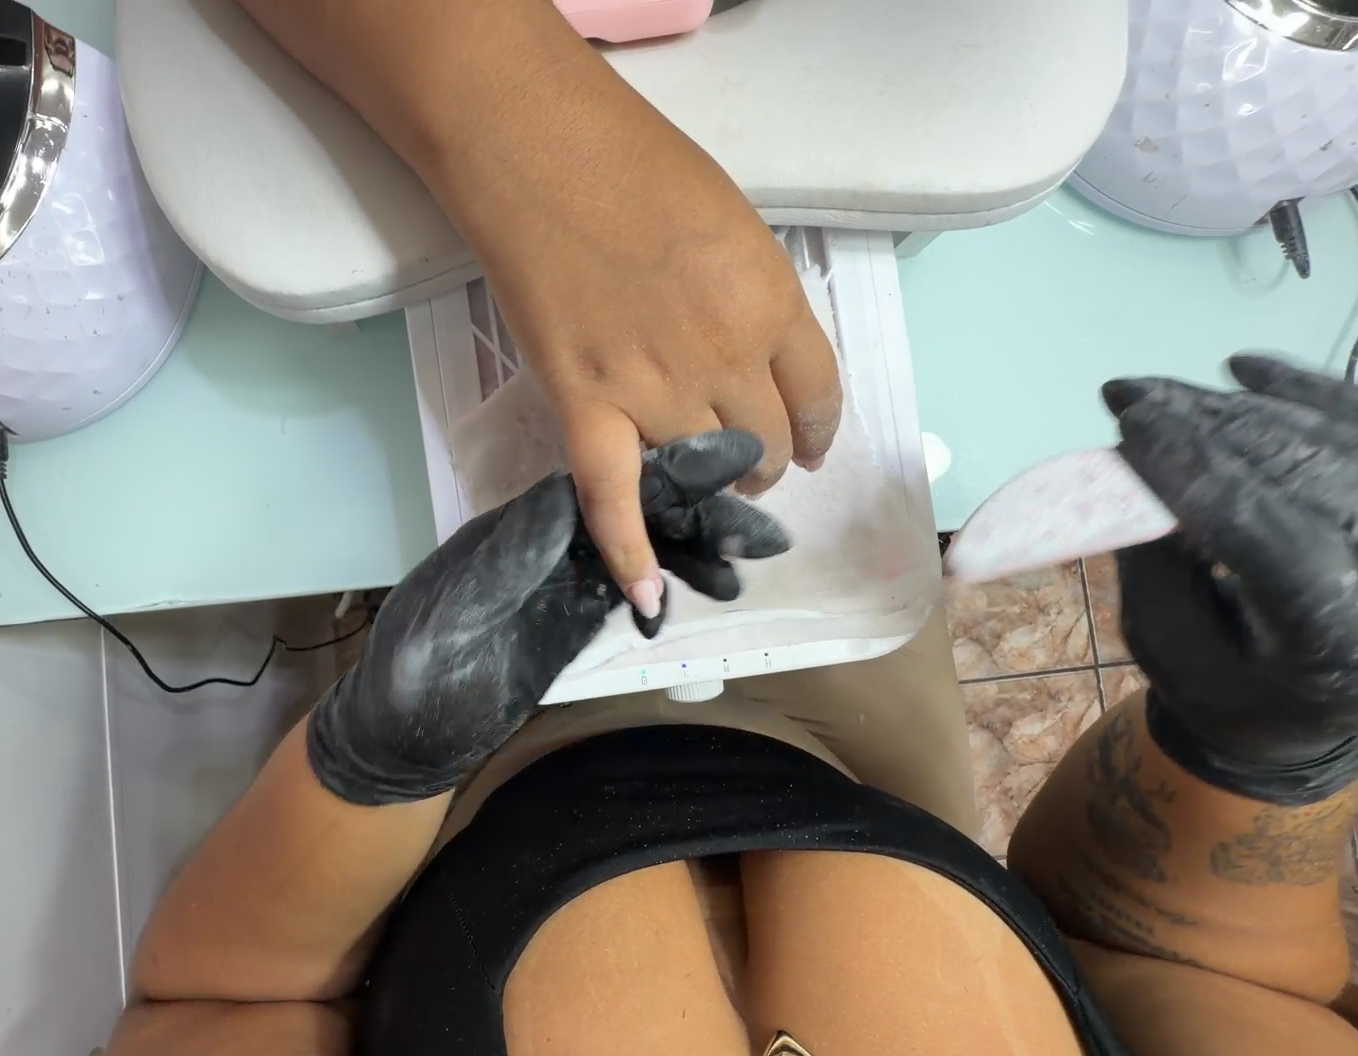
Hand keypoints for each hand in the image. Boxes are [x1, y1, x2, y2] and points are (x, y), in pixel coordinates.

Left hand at [307, 431, 789, 804]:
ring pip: (645, 551)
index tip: (729, 459)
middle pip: (638, 515)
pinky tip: (709, 593)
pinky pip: (635, 592)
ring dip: (696, 552)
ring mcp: (568, 579)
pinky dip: (673, 590)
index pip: (607, 487)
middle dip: (698, 516)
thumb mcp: (452, 616)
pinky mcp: (576, 616)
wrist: (410, 735)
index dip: (667, 471)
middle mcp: (554, 542)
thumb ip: (507, 560)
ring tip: (746, 567)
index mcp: (523, 528)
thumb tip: (565, 494)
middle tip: (764, 532)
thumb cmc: (418, 678)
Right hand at [425, 49, 839, 622]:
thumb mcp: (731, 225)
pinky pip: (613, 497)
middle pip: (761, 442)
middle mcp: (724, 359)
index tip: (807, 447)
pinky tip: (646, 599)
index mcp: (771, 301)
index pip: (817, 393)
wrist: (540, 154)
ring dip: (706, 486)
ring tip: (694, 486)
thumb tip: (754, 356)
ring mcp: (654, 391)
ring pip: (700, 472)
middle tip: (741, 460)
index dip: (815, 430)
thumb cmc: (636, 165)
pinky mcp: (586, 408)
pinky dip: (630, 550)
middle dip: (760, 461)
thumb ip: (754, 297)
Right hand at [1105, 355, 1357, 802]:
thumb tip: (1136, 467)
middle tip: (1139, 397)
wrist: (1303, 710)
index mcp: (1355, 656)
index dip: (1203, 477)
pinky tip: (1257, 371)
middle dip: (1221, 428)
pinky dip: (1328, 395)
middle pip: (1332, 484)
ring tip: (1180, 389)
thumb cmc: (1219, 684)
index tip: (1130, 426)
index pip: (1281, 544)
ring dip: (1260, 407)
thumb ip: (1160, 557)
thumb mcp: (1165, 639)